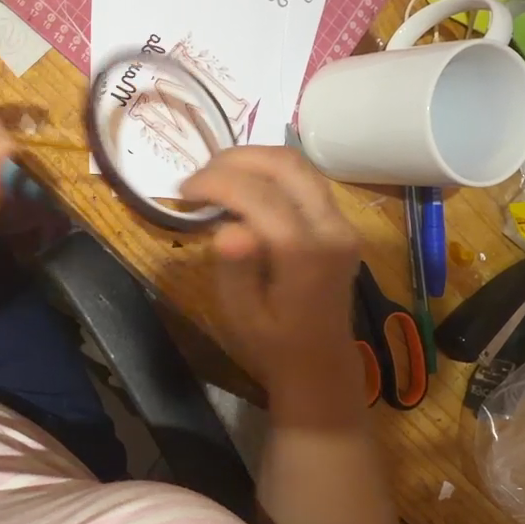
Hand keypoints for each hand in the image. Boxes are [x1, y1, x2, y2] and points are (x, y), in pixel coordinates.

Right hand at [181, 147, 360, 395]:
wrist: (320, 364)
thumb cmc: (270, 343)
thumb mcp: (240, 314)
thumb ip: (236, 268)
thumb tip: (228, 229)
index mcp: (306, 255)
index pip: (259, 195)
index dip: (216, 182)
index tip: (182, 190)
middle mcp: (332, 229)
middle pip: (286, 164)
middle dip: (235, 159)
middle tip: (198, 177)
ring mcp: (342, 222)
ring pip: (298, 164)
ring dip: (252, 160)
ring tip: (215, 177)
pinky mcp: (340, 221)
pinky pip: (304, 178)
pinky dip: (267, 172)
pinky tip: (241, 188)